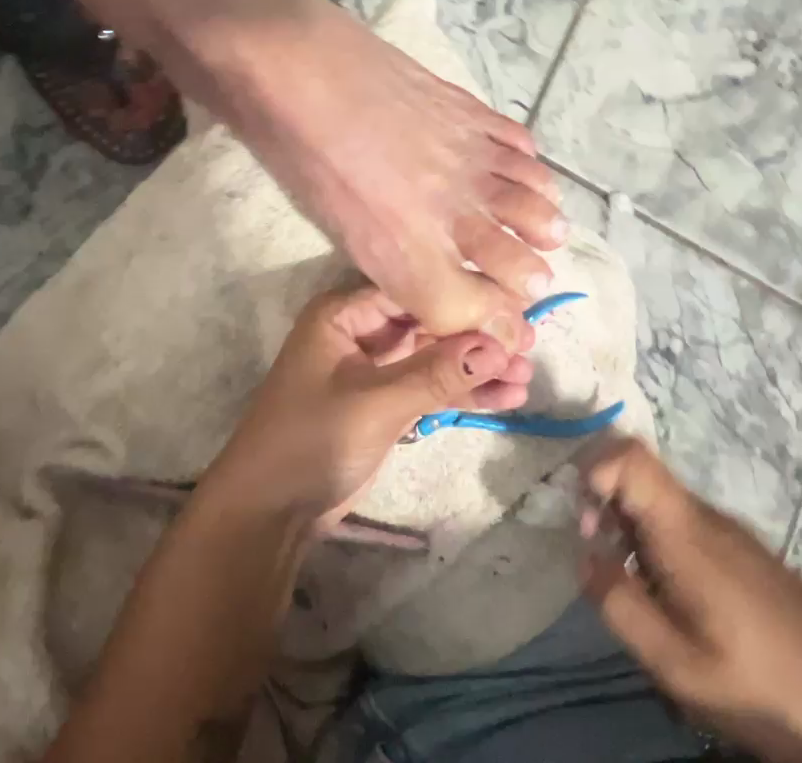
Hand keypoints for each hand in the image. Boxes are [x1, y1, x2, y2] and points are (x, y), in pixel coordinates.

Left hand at [198, 284, 532, 525]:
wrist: (270, 510)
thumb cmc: (311, 440)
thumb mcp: (376, 403)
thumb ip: (437, 373)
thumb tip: (499, 344)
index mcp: (343, 315)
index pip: (413, 291)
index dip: (464, 300)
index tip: (516, 313)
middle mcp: (359, 332)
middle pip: (429, 324)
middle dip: (478, 339)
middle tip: (531, 348)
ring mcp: (373, 370)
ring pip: (435, 359)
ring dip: (477, 369)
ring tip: (527, 378)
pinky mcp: (384, 404)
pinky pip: (431, 389)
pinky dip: (463, 394)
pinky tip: (506, 398)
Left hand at [205, 0, 566, 352]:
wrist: (303, 75)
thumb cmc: (306, 164)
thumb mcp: (347, 235)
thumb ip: (401, 267)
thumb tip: (444, 285)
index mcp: (409, 260)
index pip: (474, 313)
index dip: (496, 326)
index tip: (504, 323)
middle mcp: (454, 220)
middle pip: (521, 269)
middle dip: (530, 282)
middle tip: (530, 278)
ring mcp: (473, 164)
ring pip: (537, 209)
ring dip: (543, 227)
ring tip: (544, 231)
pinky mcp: (476, 116)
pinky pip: (524, 151)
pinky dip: (532, 170)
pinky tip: (524, 173)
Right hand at [580, 439, 801, 724]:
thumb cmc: (763, 684)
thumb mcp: (675, 662)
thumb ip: (619, 604)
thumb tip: (584, 555)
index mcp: (686, 531)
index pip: (630, 455)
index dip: (592, 469)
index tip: (584, 523)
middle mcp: (707, 517)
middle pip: (639, 476)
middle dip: (603, 507)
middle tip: (602, 565)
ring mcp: (729, 532)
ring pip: (659, 504)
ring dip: (628, 531)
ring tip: (635, 591)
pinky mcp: (743, 552)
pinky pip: (683, 526)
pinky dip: (656, 546)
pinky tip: (670, 600)